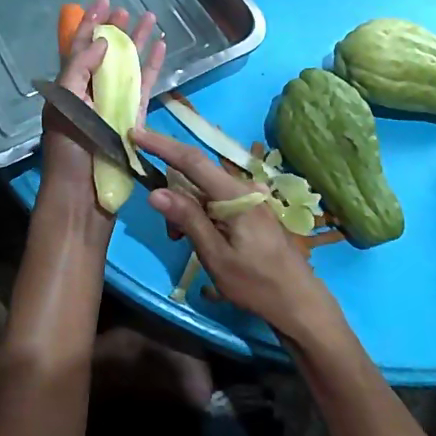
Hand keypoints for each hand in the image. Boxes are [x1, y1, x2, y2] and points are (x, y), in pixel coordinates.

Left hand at [41, 0, 165, 187]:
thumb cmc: (68, 151)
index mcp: (68, 88)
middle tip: (127, 9)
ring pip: (127, 67)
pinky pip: (144, 88)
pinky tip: (162, 50)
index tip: (102, 1)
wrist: (83, 197)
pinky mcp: (133, 120)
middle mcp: (90, 93)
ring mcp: (113, 106)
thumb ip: (79, 70)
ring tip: (151, 19)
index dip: (90, 23)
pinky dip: (153, 68)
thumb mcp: (65, 105)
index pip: (79, 48)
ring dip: (138, 44)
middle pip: (106, 54)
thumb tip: (102, 44)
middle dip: (115, 30)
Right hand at [132, 126, 345, 344]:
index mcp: (236, 196)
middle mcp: (244, 188)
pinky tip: (201, 238)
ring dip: (186, 209)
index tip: (136, 133)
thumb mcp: (215, 255)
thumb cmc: (256, 283)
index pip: (192, 161)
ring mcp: (249, 198)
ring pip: (203, 190)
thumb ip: (187, 219)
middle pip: (195, 175)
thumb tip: (155, 192)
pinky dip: (200, 214)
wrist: (298, 302)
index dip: (162, 145)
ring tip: (184, 243)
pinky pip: (216, 200)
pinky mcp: (250, 209)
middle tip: (170, 234)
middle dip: (173, 195)